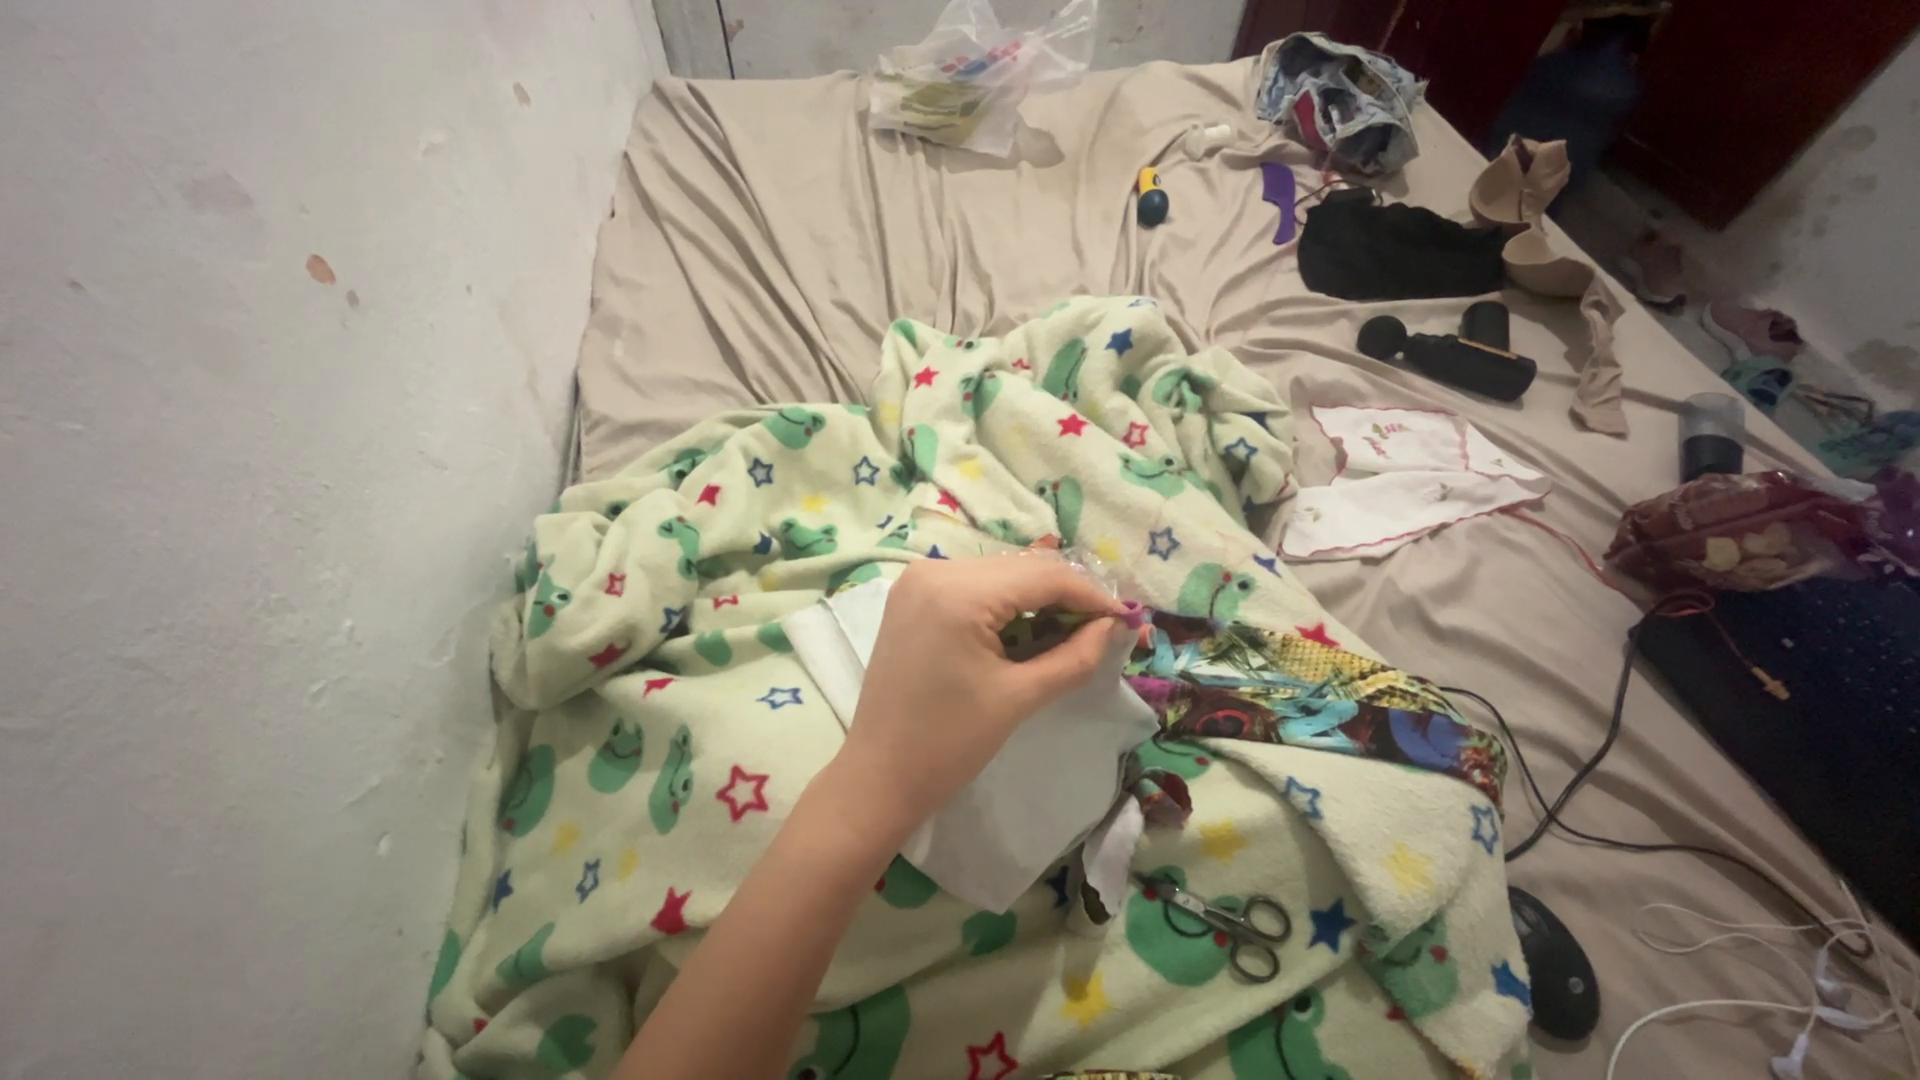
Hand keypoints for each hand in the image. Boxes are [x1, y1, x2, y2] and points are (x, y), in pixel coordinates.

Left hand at [830, 553, 1128, 834]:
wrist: (879, 775)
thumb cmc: (949, 743)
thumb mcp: (1020, 697)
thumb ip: (1075, 656)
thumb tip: (1117, 627)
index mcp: (959, 592)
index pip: (1044, 576)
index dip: (1092, 596)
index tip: (1127, 621)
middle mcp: (934, 570)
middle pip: (1022, 568)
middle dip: (1067, 595)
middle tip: (1104, 630)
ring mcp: (918, 580)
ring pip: (1000, 573)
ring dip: (1038, 597)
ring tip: (1072, 632)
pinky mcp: (911, 596)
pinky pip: (973, 584)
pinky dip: (1006, 602)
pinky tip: (1028, 630)